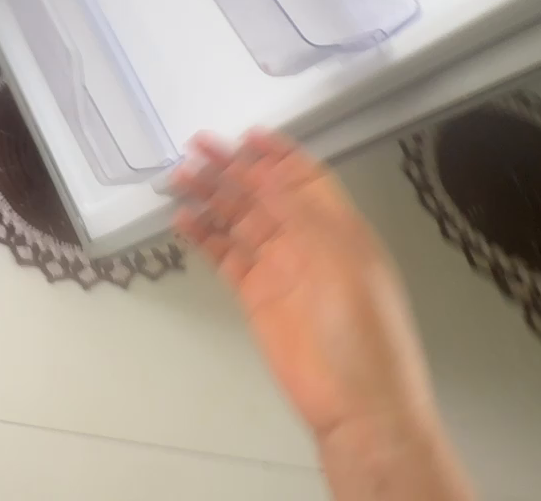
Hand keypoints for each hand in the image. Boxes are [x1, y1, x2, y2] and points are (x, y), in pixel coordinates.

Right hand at [170, 130, 435, 439]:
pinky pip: (223, 253)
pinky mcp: (253, 291)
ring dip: (210, 195)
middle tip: (197, 147)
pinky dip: (202, 234)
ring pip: (237, 218)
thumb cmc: (361, 330)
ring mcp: (277, 266)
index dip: (277, 154)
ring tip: (179, 178)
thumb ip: (298, 212)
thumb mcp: (339, 261)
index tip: (245, 134)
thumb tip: (262, 170)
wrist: (356, 405)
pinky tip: (182, 220)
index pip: (304, 178)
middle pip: (262, 193)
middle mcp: (305, 241)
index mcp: (337, 229)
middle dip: (232, 168)